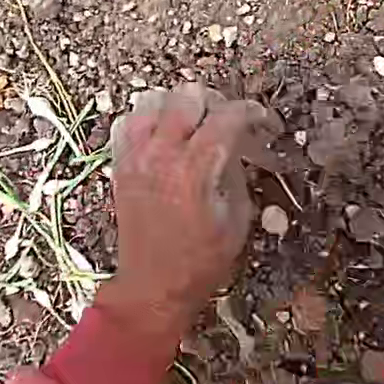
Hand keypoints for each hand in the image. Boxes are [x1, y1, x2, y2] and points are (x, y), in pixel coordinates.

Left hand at [105, 84, 278, 332]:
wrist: (154, 287)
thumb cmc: (201, 259)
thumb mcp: (238, 215)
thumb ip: (237, 169)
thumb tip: (237, 141)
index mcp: (196, 169)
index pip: (228, 116)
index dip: (252, 112)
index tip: (262, 119)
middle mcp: (162, 155)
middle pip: (189, 96)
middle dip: (215, 103)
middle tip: (227, 121)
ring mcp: (136, 157)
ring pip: (154, 99)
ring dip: (178, 106)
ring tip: (193, 125)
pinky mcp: (121, 164)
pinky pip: (128, 121)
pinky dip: (147, 119)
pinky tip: (163, 135)